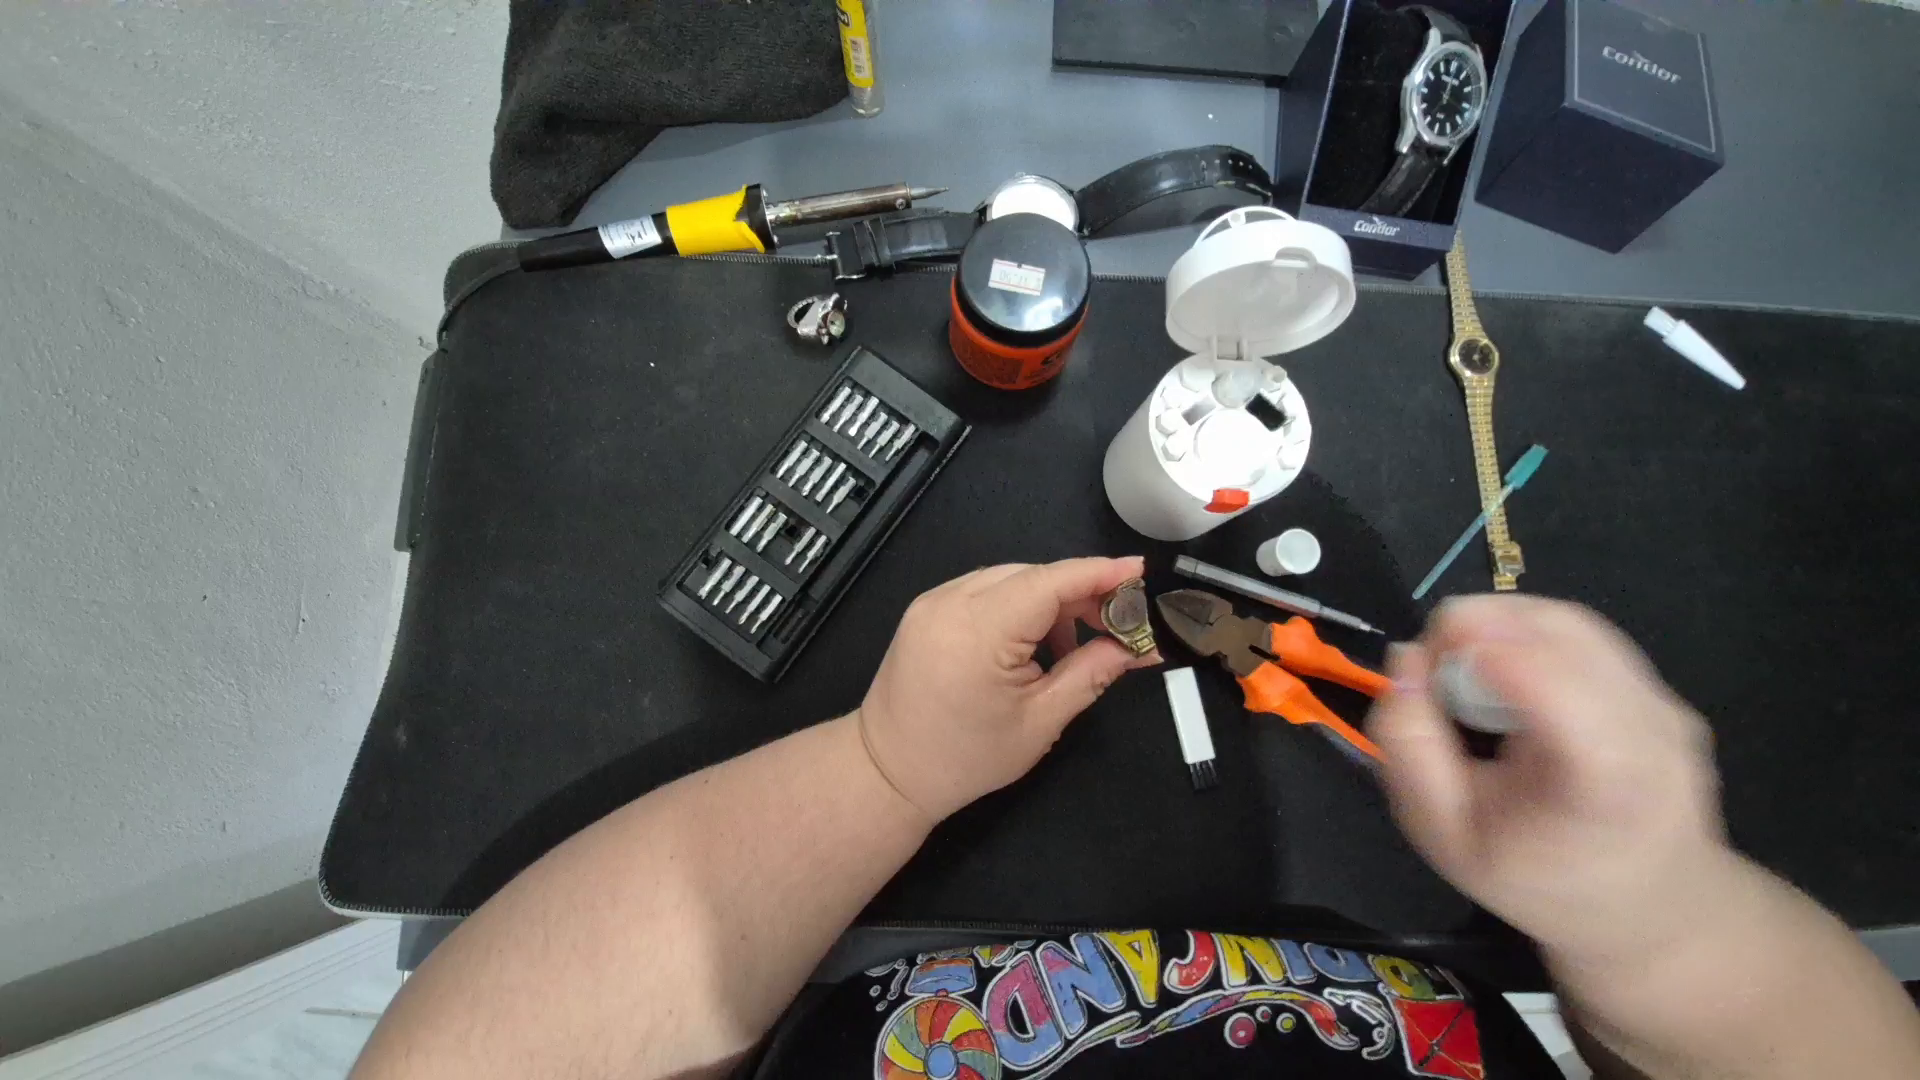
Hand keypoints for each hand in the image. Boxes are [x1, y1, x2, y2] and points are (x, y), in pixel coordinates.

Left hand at [857, 557, 1159, 822]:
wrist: (887, 771)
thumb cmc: (966, 758)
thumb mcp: (1040, 722)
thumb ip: (1091, 673)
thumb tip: (1139, 647)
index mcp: (978, 631)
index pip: (1049, 582)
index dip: (1098, 572)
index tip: (1139, 570)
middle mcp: (950, 602)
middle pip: (1031, 576)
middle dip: (1079, 592)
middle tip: (1118, 622)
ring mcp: (933, 601)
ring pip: (1008, 579)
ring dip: (1048, 600)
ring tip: (1073, 643)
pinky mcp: (926, 609)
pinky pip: (984, 590)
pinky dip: (1017, 605)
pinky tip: (1033, 640)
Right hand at [1370, 595, 1736, 968]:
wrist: (1647, 912)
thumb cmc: (1531, 876)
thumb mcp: (1440, 831)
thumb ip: (1408, 746)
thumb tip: (1406, 657)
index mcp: (1604, 780)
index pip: (1553, 679)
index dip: (1479, 645)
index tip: (1424, 659)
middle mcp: (1651, 729)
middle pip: (1557, 631)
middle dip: (1476, 626)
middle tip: (1432, 666)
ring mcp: (1664, 706)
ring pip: (1568, 620)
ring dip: (1498, 625)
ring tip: (1463, 670)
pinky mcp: (1660, 693)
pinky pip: (1583, 634)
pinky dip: (1526, 636)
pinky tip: (1504, 676)